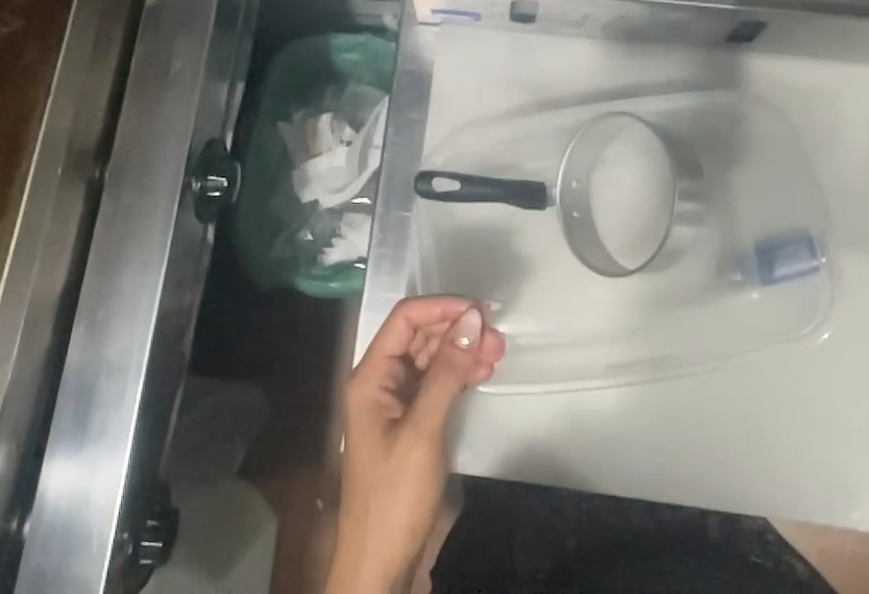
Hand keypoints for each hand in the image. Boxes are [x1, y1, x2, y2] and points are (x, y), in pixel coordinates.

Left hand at [325, 297, 505, 593]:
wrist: (382, 561)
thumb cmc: (395, 495)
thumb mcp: (423, 430)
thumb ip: (446, 373)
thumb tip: (471, 320)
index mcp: (370, 376)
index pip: (404, 320)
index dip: (441, 308)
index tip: (481, 311)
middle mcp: (380, 382)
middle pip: (419, 337)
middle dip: (456, 329)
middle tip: (498, 336)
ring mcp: (396, 404)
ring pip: (431, 360)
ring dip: (462, 351)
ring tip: (498, 352)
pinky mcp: (413, 425)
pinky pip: (437, 386)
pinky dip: (459, 376)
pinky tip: (483, 373)